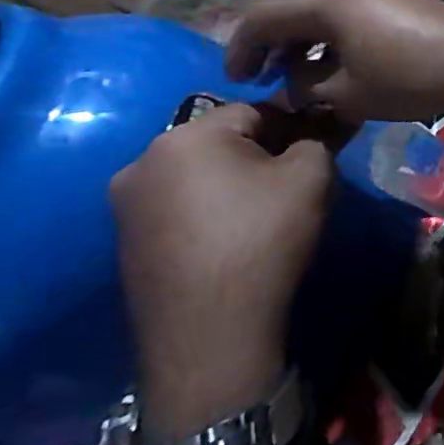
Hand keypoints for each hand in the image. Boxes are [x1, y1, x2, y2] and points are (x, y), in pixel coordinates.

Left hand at [108, 103, 332, 439]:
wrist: (212, 334)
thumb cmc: (263, 239)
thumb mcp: (312, 176)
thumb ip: (317, 138)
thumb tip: (317, 128)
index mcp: (184, 137)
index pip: (255, 110)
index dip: (294, 127)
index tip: (317, 153)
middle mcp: (142, 162)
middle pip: (222, 141)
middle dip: (261, 154)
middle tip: (293, 185)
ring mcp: (126, 206)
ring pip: (199, 174)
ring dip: (233, 183)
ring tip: (263, 216)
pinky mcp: (127, 243)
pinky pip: (180, 207)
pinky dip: (210, 212)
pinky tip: (233, 240)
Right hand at [226, 0, 443, 121]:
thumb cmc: (408, 79)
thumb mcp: (348, 94)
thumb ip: (306, 87)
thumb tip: (292, 85)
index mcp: (328, 1)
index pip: (264, 16)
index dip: (242, 48)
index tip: (238, 80)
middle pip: (295, 9)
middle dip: (275, 45)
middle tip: (269, 80)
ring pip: (326, 11)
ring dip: (307, 42)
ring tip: (304, 78)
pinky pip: (354, 12)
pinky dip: (336, 36)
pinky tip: (341, 64)